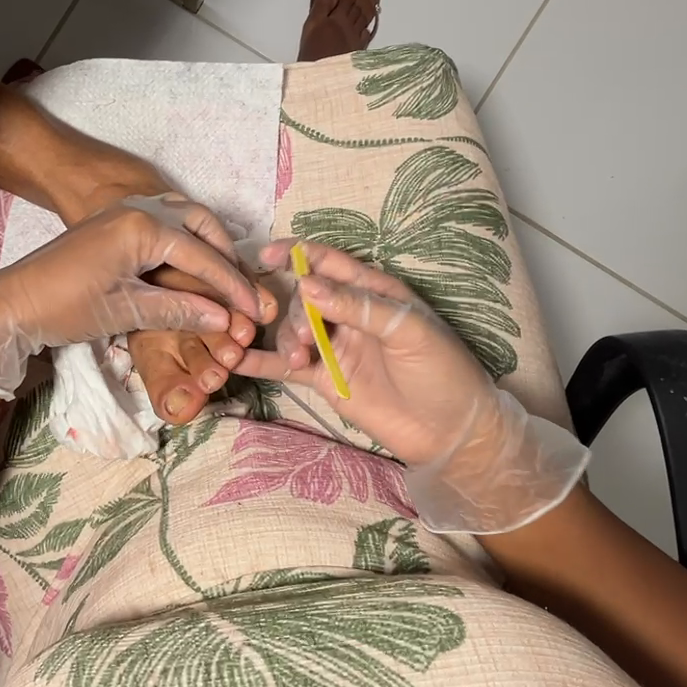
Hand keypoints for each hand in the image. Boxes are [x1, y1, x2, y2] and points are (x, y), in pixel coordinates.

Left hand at [53, 156, 276, 422]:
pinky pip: (166, 220)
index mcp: (144, 227)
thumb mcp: (126, 311)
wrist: (13, 300)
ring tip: (227, 277)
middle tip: (246, 293)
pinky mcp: (116, 221)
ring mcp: (126, 211)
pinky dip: (188, 238)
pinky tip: (193, 262)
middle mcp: (140, 209)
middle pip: (202, 225)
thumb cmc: (65, 306)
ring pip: (185, 218)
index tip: (256, 311)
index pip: (203, 256)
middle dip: (228, 259)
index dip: (233, 286)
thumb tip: (226, 318)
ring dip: (210, 244)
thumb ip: (179, 309)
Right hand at [234, 240, 586, 533]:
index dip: (297, 254)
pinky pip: (285, 366)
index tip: (268, 254)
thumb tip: (306, 284)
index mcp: (373, 291)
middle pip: (303, 298)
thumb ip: (358, 306)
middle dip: (294, 310)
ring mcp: (334, 346)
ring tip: (299, 359)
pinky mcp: (324, 378)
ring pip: (292, 330)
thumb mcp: (409, 330)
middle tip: (305, 338)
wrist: (450, 432)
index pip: (328, 263)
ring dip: (286, 339)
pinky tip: (236, 361)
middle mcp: (348, 314)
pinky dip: (261, 362)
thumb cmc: (443, 371)